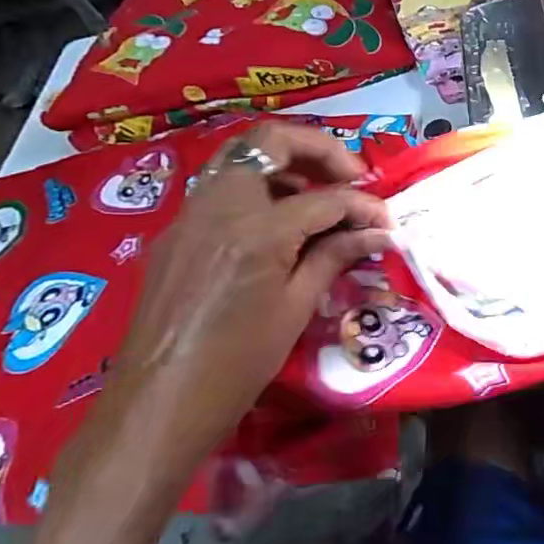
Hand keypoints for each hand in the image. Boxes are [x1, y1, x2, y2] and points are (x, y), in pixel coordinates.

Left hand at [78, 123, 389, 493]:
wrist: (158, 402)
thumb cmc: (237, 364)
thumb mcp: (295, 309)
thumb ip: (335, 256)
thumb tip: (379, 233)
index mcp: (256, 229)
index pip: (324, 198)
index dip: (363, 204)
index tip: (385, 218)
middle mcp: (219, 204)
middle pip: (271, 141)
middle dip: (319, 150)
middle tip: (350, 179)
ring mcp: (190, 213)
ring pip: (241, 158)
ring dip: (285, 166)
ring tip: (317, 200)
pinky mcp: (176, 230)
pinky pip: (220, 189)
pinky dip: (256, 190)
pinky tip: (275, 225)